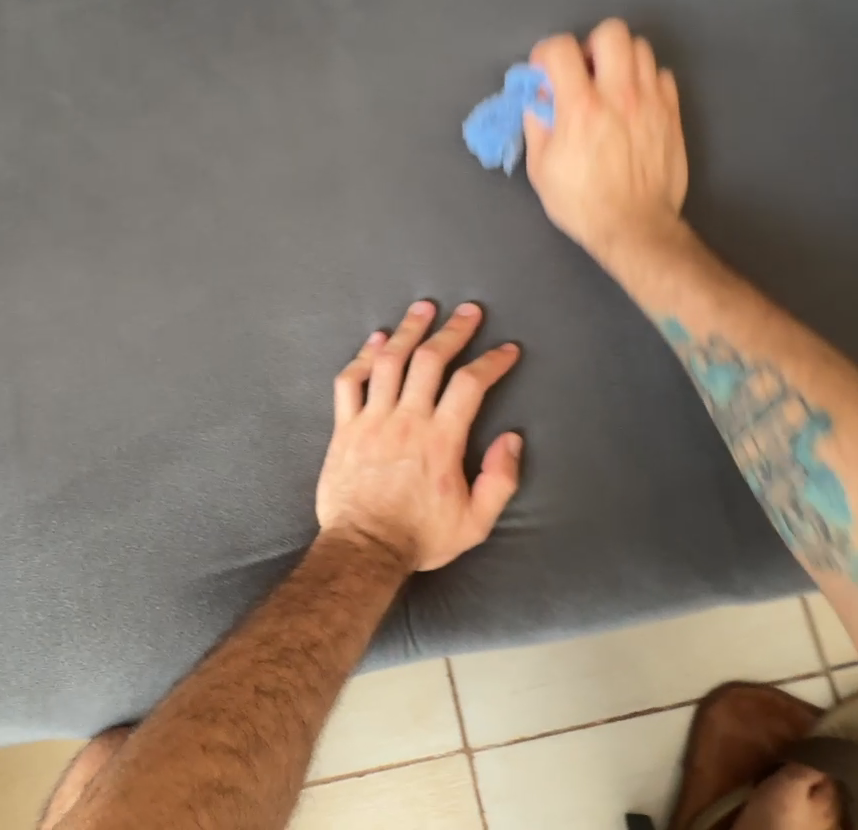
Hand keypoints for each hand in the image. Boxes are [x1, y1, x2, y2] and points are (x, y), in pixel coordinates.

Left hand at [316, 301, 523, 571]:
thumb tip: (512, 438)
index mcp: (441, 440)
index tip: (506, 350)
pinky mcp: (345, 428)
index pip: (471, 384)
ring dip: (408, 330)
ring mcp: (372, 420)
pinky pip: (350, 382)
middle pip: (430, 360)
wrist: (362, 550)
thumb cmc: (420, 537)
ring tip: (423, 308)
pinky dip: (362, 357)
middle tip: (468, 310)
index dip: (492, 361)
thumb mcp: (475, 522)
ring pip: (389, 361)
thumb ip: (500, 479)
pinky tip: (375, 340)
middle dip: (453, 330)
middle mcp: (406, 420)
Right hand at [523, 17, 689, 263]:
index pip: (560, 49)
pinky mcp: (672, 112)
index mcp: (580, 107)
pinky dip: (644, 81)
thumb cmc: (582, 203)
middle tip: (583, 73)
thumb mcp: (541, 170)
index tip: (543, 73)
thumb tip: (538, 102)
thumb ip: (537, 127)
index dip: (545, 54)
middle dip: (590, 46)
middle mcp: (618, 94)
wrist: (634, 226)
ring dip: (619, 60)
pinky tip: (633, 104)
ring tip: (609, 86)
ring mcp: (650, 100)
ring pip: (640, 48)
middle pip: (611, 32)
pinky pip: (661, 75)